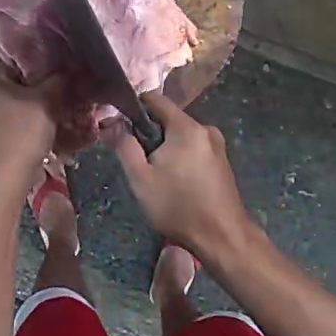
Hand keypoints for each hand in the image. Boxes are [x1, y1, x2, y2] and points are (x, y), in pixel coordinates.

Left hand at [0, 68, 60, 190]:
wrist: (8, 176)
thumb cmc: (24, 132)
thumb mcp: (46, 100)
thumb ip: (58, 80)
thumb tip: (68, 69)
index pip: (18, 62)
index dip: (41, 61)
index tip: (62, 65)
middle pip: (23, 84)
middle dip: (46, 85)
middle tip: (69, 85)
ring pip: (25, 103)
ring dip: (45, 104)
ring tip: (68, 103)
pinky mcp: (1, 135)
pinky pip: (23, 120)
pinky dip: (38, 120)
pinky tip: (56, 123)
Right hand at [102, 92, 258, 262]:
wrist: (222, 236)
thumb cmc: (177, 206)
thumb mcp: (141, 178)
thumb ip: (125, 146)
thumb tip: (112, 123)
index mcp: (187, 127)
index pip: (156, 100)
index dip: (134, 108)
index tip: (120, 127)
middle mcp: (206, 129)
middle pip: (169, 120)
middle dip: (150, 135)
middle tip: (137, 162)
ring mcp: (217, 145)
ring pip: (181, 137)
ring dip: (166, 149)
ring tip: (156, 178)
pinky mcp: (222, 162)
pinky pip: (194, 150)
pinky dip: (181, 158)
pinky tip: (176, 183)